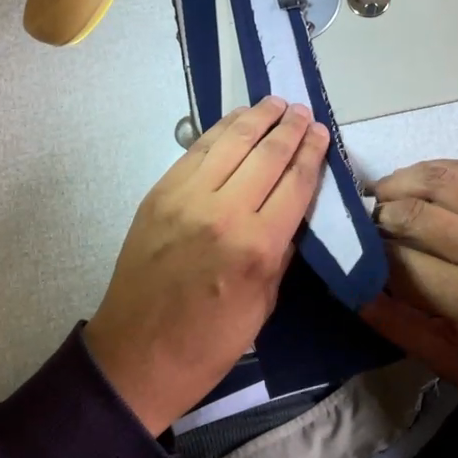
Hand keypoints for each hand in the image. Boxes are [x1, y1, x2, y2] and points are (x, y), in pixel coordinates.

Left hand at [83, 97, 329, 435]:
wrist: (135, 354)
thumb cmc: (208, 344)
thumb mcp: (262, 305)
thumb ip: (280, 251)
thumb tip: (292, 209)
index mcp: (257, 247)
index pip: (295, 182)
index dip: (312, 153)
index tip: (322, 132)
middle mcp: (224, 211)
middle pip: (266, 154)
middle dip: (290, 128)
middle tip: (303, 110)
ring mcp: (186, 196)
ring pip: (230, 141)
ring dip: (256, 117)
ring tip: (275, 103)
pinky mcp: (160, 192)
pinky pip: (196, 150)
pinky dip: (221, 129)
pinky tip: (236, 120)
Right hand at [360, 160, 457, 457]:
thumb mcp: (455, 366)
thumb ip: (397, 323)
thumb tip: (351, 284)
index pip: (400, 259)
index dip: (368, 252)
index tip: (354, 250)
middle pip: (415, 212)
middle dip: (379, 215)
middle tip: (364, 222)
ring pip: (442, 180)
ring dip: (402, 181)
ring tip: (383, 194)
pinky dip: (438, 170)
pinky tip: (419, 180)